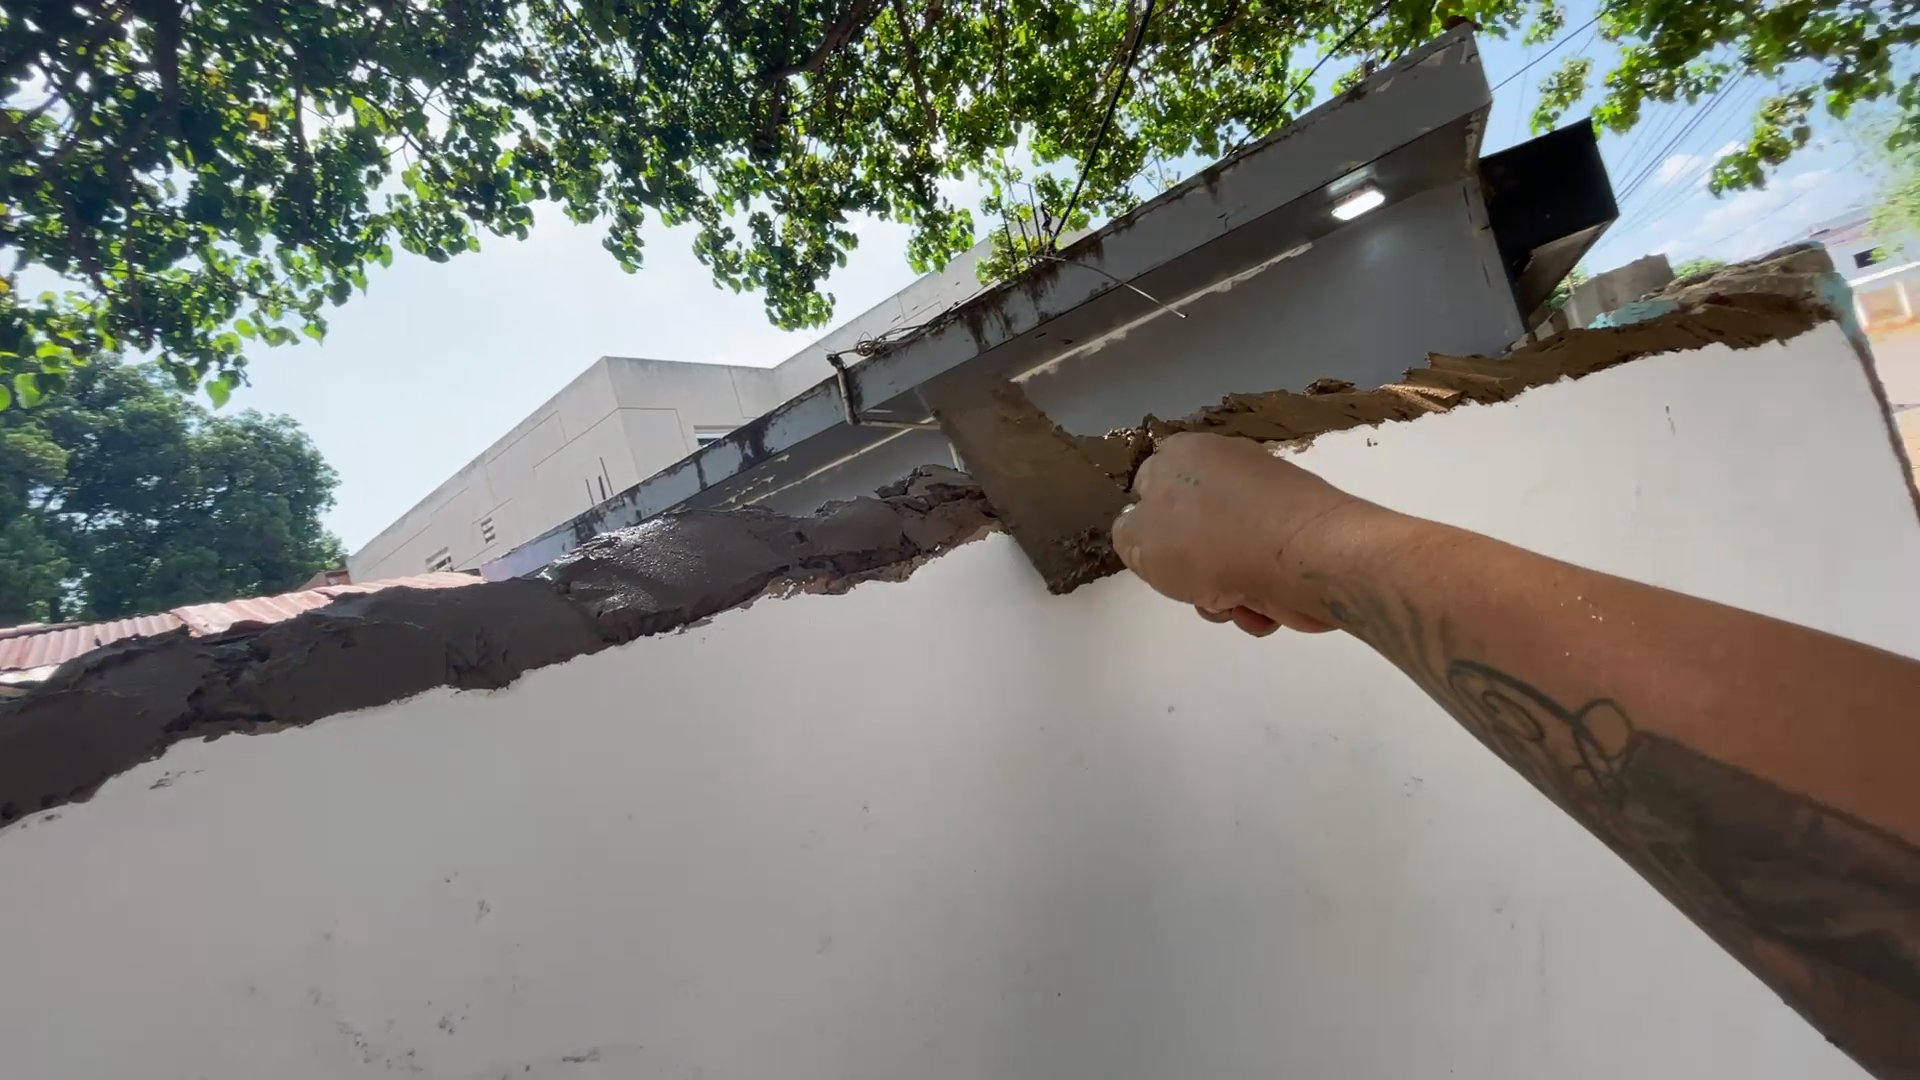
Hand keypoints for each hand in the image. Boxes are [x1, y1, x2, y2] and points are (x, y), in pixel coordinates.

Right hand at [1109, 432, 1368, 635]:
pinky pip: (1262, 561)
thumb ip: (1127, 535)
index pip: (1146, 491)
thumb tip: (1142, 532)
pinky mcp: (1299, 524)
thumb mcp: (1137, 543)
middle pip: (1188, 531)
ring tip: (1237, 607)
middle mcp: (1223, 464)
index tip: (1159, 562)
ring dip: (1224, 591)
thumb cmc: (1210, 543)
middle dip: (1191, 573)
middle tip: (1199, 592)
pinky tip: (1265, 607)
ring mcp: (1266, 493)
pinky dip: (1260, 589)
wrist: (1306, 555)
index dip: (1148, 533)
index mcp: (1180, 454)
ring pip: (1225, 554)